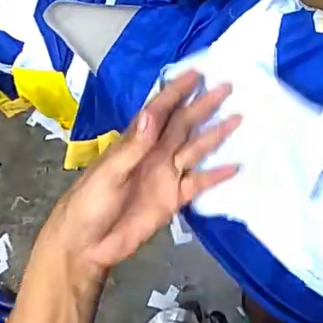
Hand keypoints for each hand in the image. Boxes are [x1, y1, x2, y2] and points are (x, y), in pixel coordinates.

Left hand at [33, 72, 240, 281]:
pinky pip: (201, 182)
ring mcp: (167, 175)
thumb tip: (153, 113)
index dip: (176, 92)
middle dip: (203, 105)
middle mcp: (155, 154)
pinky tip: (235, 166)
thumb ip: (134, 146)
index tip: (196, 74)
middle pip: (184, 124)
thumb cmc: (87, 205)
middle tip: (226, 87)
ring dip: (216, 134)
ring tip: (237, 118)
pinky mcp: (175, 197)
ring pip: (197, 148)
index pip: (160, 111)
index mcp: (136, 143)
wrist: (85, 247)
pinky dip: (218, 175)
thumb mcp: (108, 174)